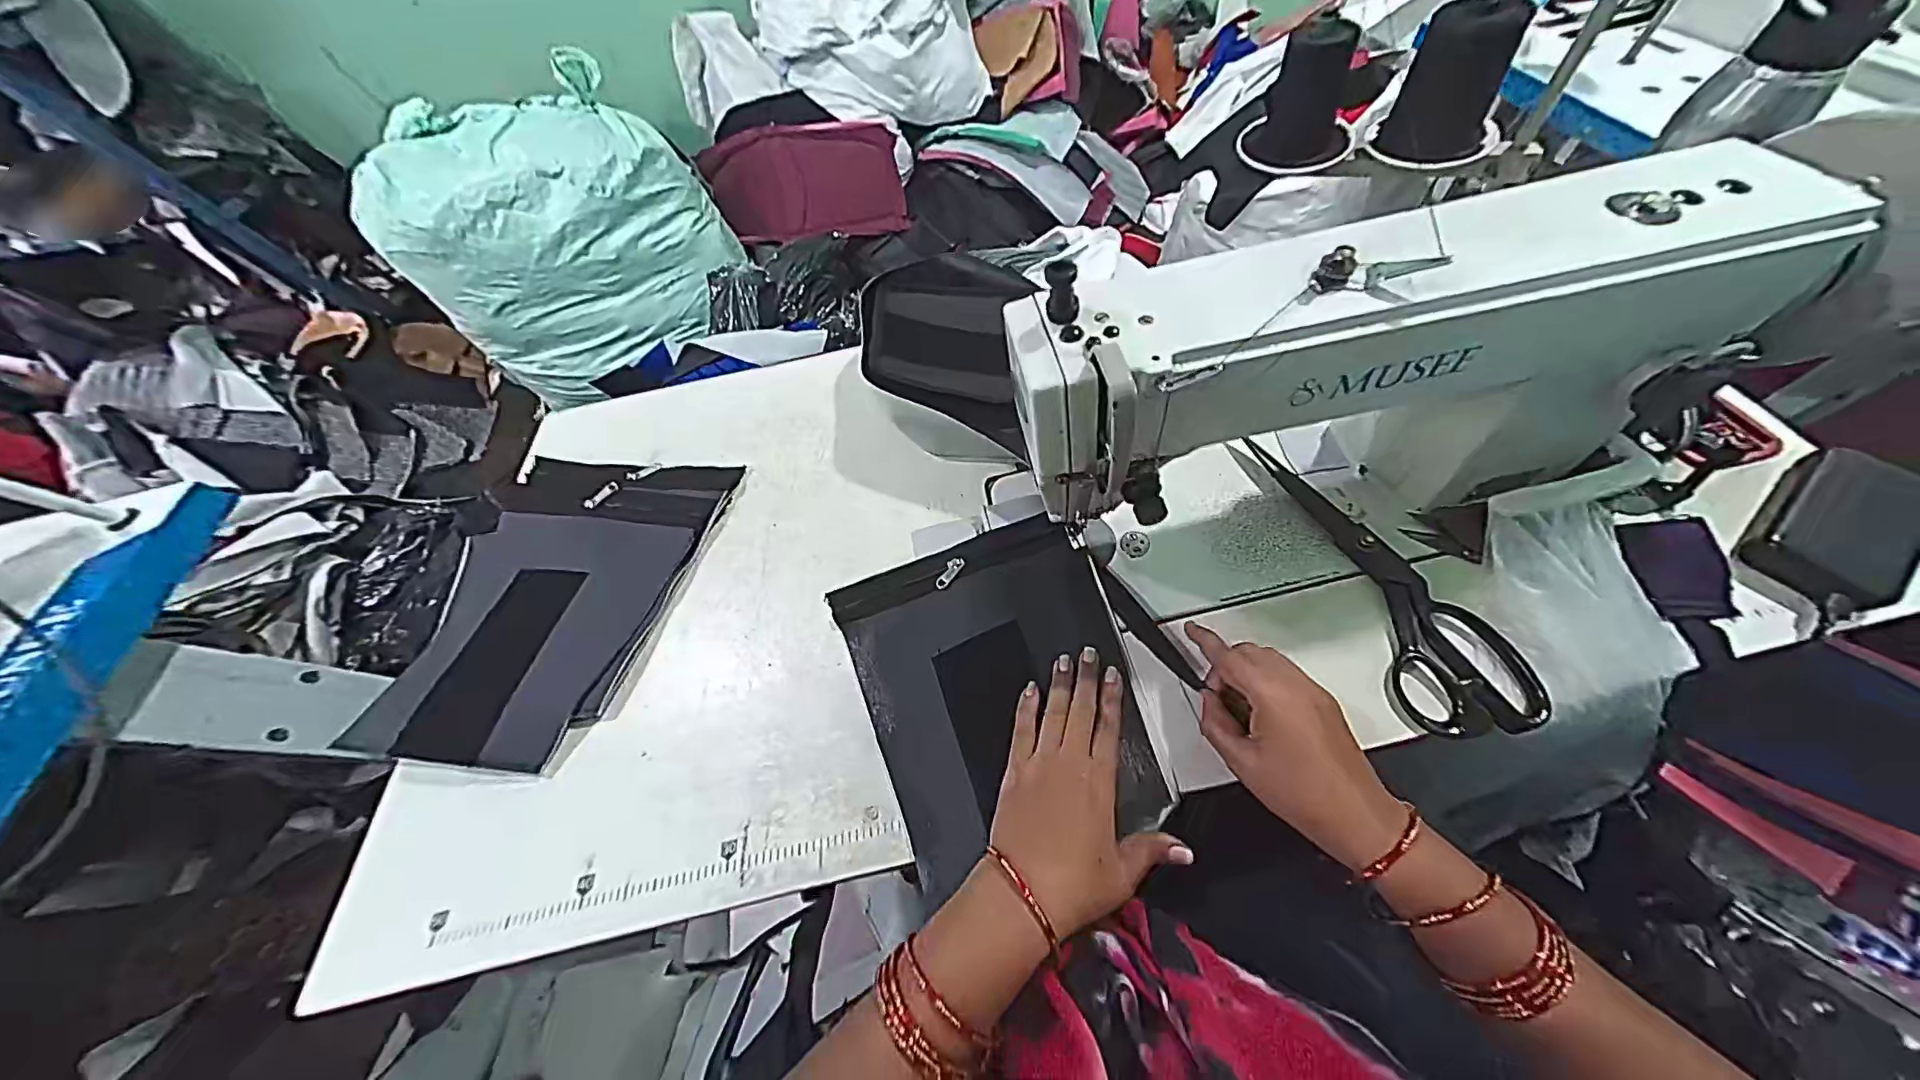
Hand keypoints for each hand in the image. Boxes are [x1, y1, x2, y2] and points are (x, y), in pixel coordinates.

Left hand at [988, 648, 1191, 938]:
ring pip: (1052, 713)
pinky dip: (1025, 709)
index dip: (1111, 698)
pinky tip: (1029, 691)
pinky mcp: (1014, 773)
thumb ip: (1152, 851)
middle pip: (1080, 710)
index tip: (1112, 676)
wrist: (1021, 895)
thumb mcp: (1123, 872)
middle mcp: (1069, 766)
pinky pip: (1020, 731)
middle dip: (1086, 678)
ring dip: (1058, 685)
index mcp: (1099, 784)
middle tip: (1088, 653)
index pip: (1109, 729)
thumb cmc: (1072, 885)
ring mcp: (1039, 765)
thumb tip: (1182, 848)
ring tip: (1063, 661)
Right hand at [1184, 623, 1408, 871]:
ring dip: (1246, 673)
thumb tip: (1208, 703)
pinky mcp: (1323, 702)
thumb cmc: (1306, 794)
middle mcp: (1296, 687)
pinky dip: (1267, 682)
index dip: (1204, 640)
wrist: (1354, 814)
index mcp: (1272, 695)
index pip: (1228, 656)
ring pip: (1269, 660)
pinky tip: (1261, 716)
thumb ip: (1214, 723)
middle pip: (1249, 652)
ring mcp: (1313, 693)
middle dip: (1225, 666)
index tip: (1192, 630)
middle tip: (1215, 696)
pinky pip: (1287, 675)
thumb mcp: (1241, 761)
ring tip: (1238, 711)